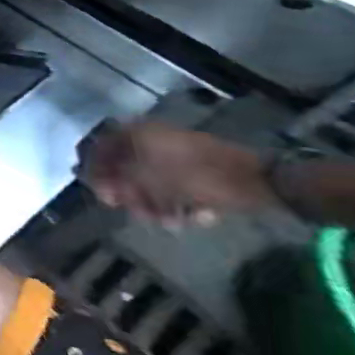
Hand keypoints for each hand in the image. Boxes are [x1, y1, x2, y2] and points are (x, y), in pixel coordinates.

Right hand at [79, 122, 275, 225]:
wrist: (261, 181)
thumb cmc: (199, 176)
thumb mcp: (152, 180)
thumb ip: (118, 180)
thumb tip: (93, 183)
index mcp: (134, 133)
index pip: (100, 149)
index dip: (97, 172)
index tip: (104, 197)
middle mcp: (149, 138)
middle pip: (127, 167)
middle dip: (133, 194)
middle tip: (141, 215)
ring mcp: (175, 153)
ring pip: (154, 180)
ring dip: (158, 202)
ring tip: (172, 222)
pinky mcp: (197, 168)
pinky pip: (177, 184)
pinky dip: (181, 201)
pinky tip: (196, 216)